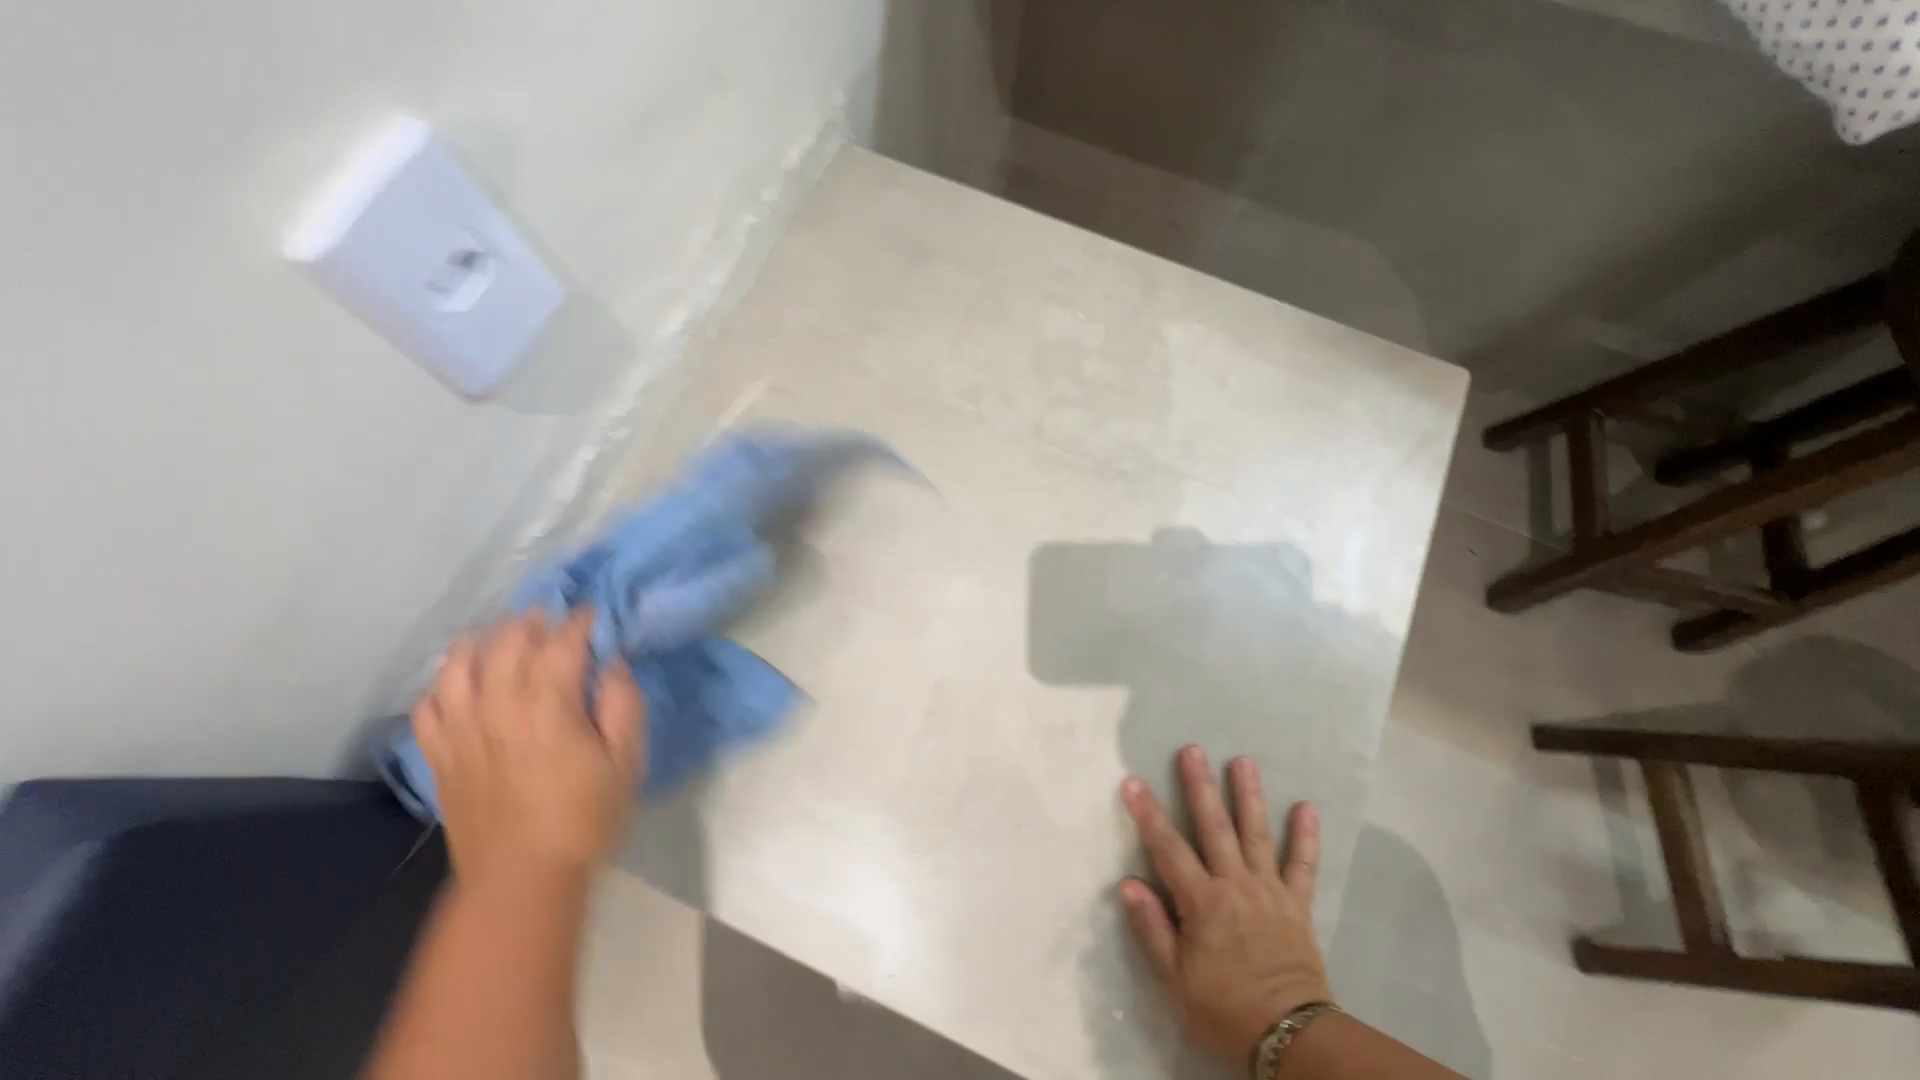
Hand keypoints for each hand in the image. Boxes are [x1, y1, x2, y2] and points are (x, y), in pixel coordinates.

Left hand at [412, 610, 646, 881]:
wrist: (521, 878)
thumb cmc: (584, 817)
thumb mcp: (626, 761)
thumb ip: (623, 704)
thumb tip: (612, 665)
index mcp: (548, 701)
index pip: (564, 640)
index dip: (582, 620)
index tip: (595, 612)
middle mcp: (498, 702)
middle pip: (509, 640)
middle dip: (534, 621)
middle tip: (554, 619)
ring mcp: (461, 726)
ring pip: (460, 661)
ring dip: (484, 640)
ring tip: (502, 637)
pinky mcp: (440, 752)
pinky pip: (429, 703)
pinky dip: (443, 683)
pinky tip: (460, 683)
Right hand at [1119, 746, 1332, 1066]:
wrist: (1290, 1037)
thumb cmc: (1223, 1009)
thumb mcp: (1175, 979)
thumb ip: (1152, 928)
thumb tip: (1127, 883)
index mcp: (1202, 903)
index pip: (1168, 849)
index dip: (1148, 814)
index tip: (1132, 782)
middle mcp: (1235, 886)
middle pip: (1214, 828)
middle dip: (1200, 787)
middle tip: (1192, 750)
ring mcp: (1270, 892)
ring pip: (1257, 835)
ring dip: (1249, 796)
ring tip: (1242, 761)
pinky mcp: (1297, 905)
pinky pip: (1303, 865)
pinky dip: (1305, 836)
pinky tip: (1307, 807)